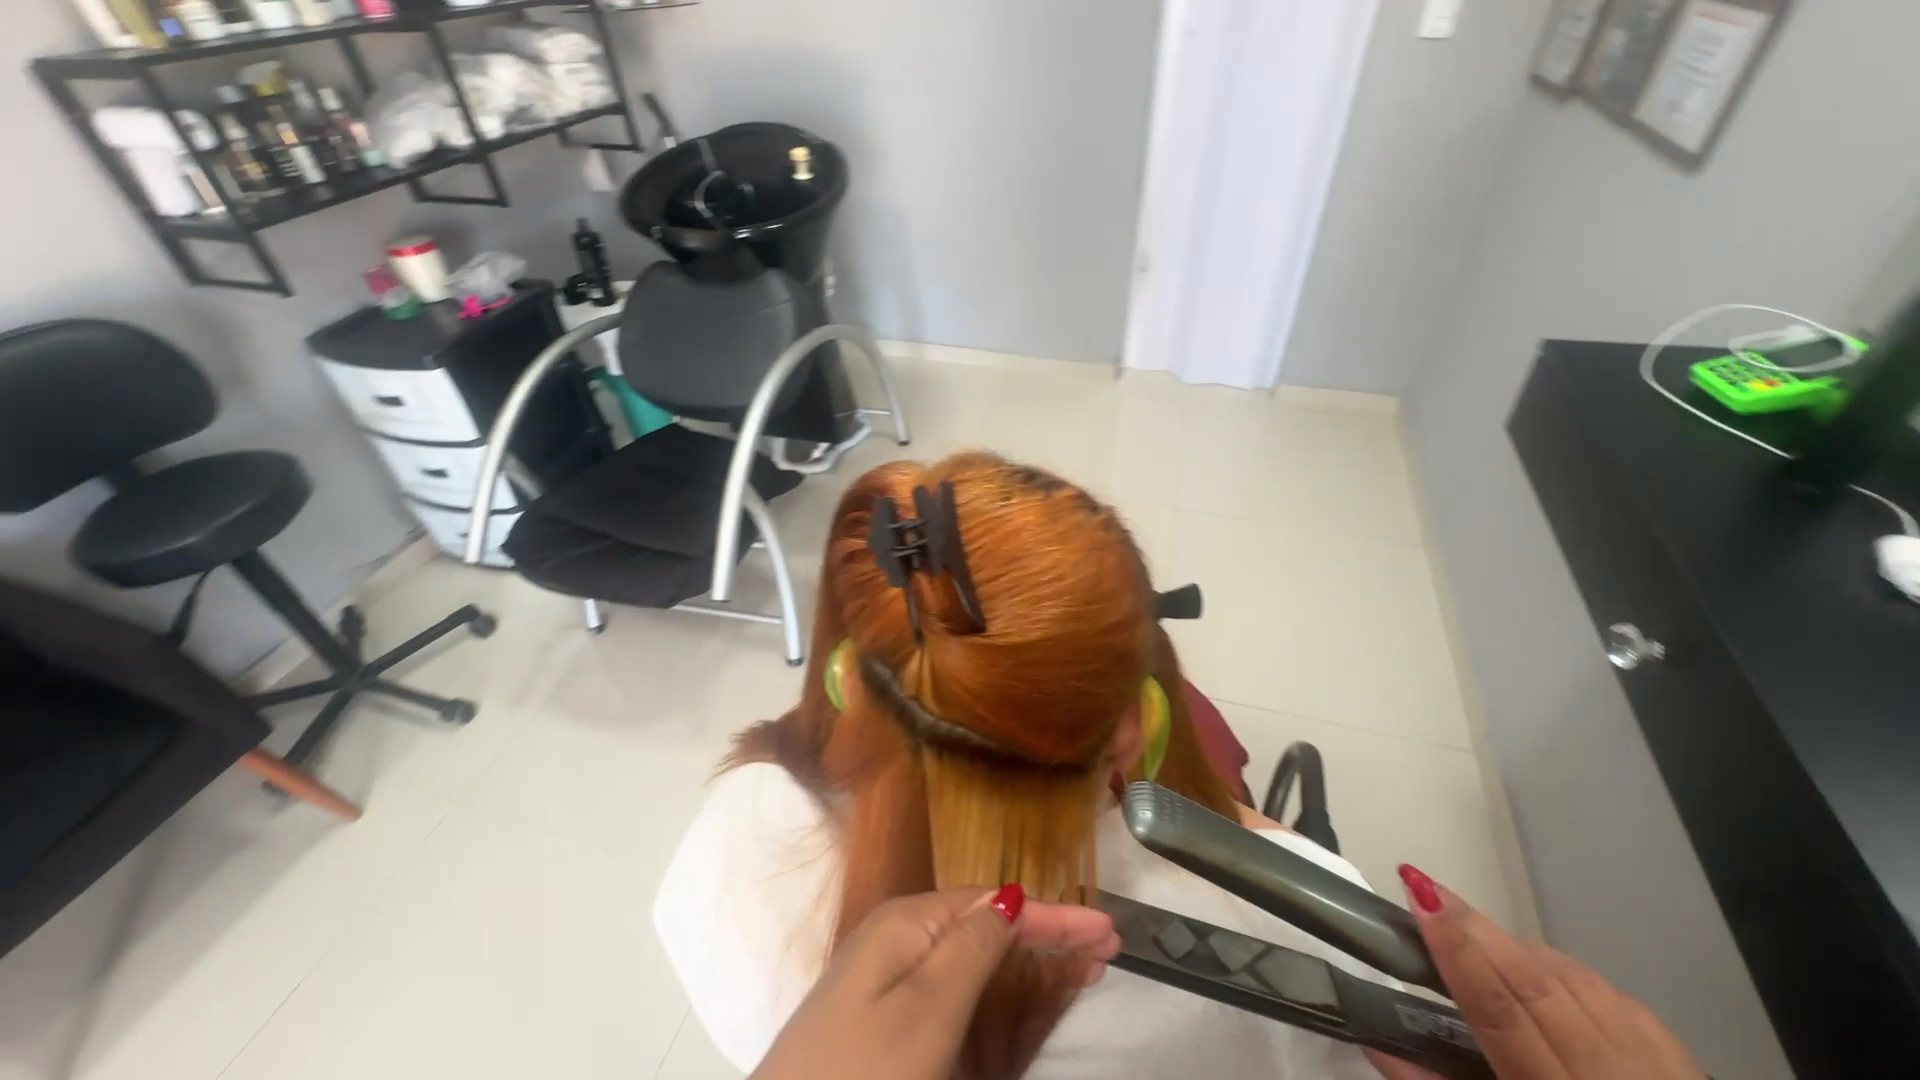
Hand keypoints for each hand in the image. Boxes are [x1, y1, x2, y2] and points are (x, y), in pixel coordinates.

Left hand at [749, 886, 1120, 1079]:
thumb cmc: (865, 1070)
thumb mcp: (927, 1010)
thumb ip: (970, 949)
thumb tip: (1009, 896)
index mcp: (907, 922)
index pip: (996, 903)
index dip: (1055, 915)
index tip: (1109, 931)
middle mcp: (896, 934)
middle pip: (986, 919)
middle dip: (1045, 928)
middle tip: (1104, 947)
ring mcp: (883, 970)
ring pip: (970, 945)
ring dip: (1024, 947)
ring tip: (1075, 960)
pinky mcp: (879, 1007)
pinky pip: (950, 971)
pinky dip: (992, 971)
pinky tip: (1010, 977)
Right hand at [1377, 865, 1705, 1079]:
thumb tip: (1376, 1041)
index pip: (1499, 1011)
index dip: (1457, 951)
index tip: (1420, 895)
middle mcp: (1610, 1071)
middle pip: (1533, 981)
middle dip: (1475, 928)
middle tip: (1425, 886)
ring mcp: (1655, 1062)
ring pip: (1572, 978)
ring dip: (1513, 945)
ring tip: (1468, 925)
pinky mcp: (1680, 1056)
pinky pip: (1608, 992)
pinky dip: (1561, 969)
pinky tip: (1533, 967)